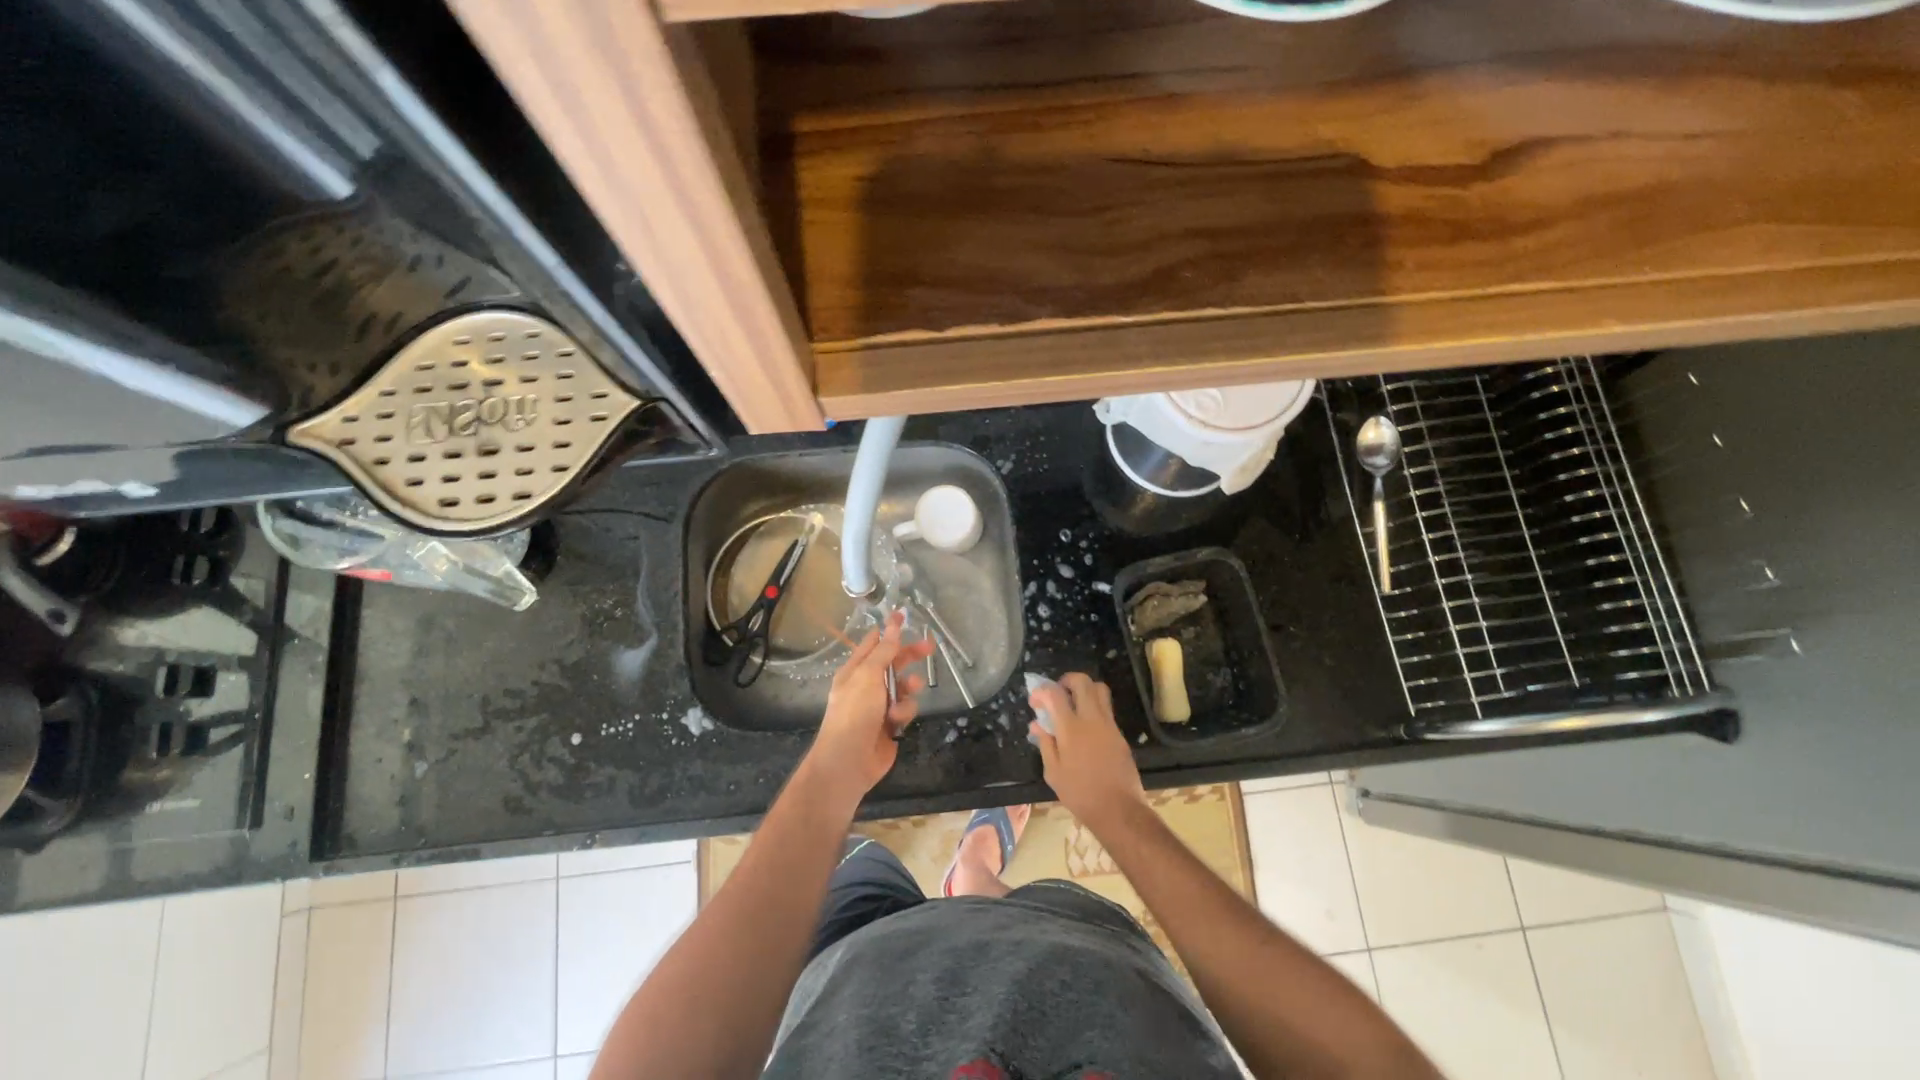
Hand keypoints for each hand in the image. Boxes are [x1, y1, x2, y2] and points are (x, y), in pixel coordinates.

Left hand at [804, 610, 934, 801]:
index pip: (874, 643)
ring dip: (908, 689)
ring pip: (904, 687)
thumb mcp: (868, 676)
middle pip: (893, 663)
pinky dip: (904, 713)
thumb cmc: (854, 713)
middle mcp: (867, 685)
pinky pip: (906, 709)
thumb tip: (892, 625)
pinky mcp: (891, 724)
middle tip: (931, 647)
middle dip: (910, 656)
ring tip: (909, 691)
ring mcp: (879, 706)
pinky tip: (896, 722)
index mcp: (855, 670)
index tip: (905, 616)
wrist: (849, 761)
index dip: (890, 630)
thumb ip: (884, 651)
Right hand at [1028, 673, 1145, 829]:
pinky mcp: (1120, 734)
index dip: (1042, 691)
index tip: (1035, 700)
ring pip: (1100, 690)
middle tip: (1057, 692)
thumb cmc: (1079, 794)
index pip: (1055, 694)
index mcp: (1071, 728)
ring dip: (1085, 689)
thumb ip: (1045, 744)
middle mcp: (1092, 719)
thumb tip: (1037, 724)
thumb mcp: (1053, 772)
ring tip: (1074, 703)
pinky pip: (1107, 709)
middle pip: (1082, 682)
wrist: (1118, 809)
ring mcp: (1109, 725)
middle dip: (1067, 680)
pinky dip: (1095, 706)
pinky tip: (1085, 725)